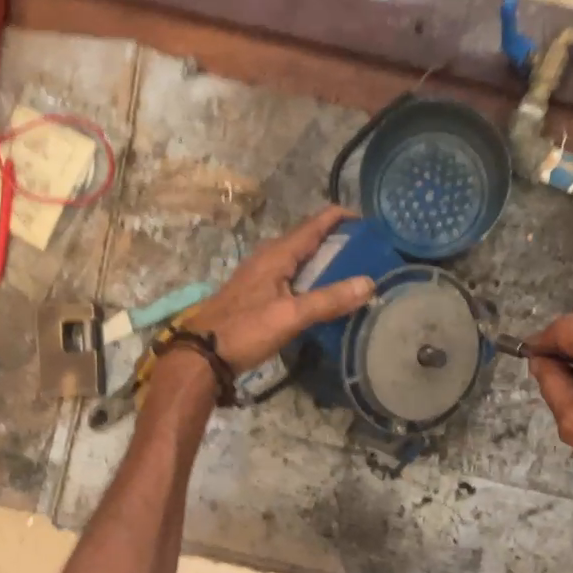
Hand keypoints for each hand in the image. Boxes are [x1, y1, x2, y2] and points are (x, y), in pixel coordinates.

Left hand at [180, 205, 375, 373]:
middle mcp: (268, 258)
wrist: (203, 355)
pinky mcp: (256, 296)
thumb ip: (328, 300)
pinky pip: (290, 277)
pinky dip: (309, 279)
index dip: (341, 217)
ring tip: (350, 271)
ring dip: (322, 260)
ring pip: (297, 259)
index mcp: (277, 254)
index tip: (369, 222)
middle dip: (336, 239)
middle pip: (307, 238)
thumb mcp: (290, 315)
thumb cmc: (245, 330)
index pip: (314, 223)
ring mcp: (260, 276)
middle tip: (366, 250)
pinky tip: (319, 296)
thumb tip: (369, 283)